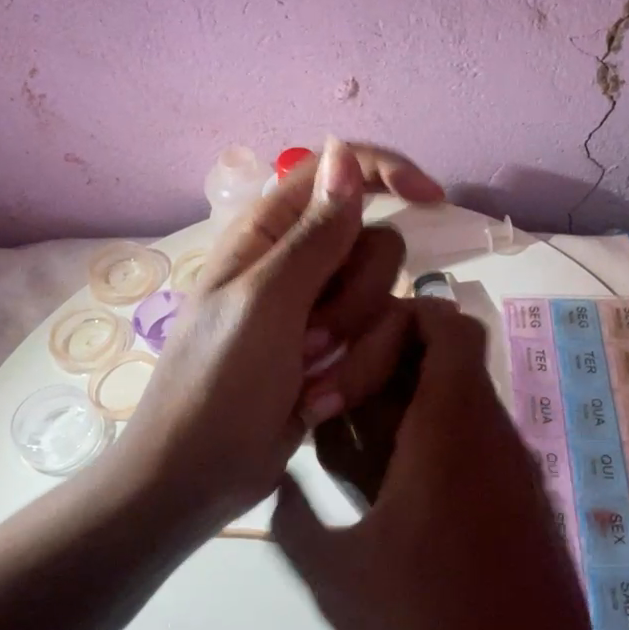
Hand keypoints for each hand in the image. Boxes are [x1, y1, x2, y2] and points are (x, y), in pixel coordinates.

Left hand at [91, 139, 442, 527]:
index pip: (339, 169)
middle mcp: (301, 259)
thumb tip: (344, 150)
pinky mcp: (338, 349)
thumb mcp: (266, 302)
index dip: (388, 172)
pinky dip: (356, 372)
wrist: (197, 479)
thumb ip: (316, 232)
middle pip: (377, 241)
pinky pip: (381, 340)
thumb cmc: (216, 384)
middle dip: (359, 296)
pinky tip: (317, 401)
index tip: (431, 199)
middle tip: (311, 339)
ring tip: (309, 380)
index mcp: (270, 230)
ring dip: (356, 345)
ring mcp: (321, 306)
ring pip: (386, 295)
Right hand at [271, 298, 606, 629]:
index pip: (449, 324)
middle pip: (450, 359)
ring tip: (353, 440)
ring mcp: (510, 464)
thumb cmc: (427, 622)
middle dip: (392, 365)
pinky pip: (473, 442)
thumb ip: (293, 518)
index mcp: (452, 424)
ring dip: (408, 408)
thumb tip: (275, 478)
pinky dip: (433, 443)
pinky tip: (390, 488)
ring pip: (459, 402)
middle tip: (340, 392)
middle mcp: (489, 430)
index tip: (355, 340)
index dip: (406, 313)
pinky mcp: (519, 497)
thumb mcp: (337, 575)